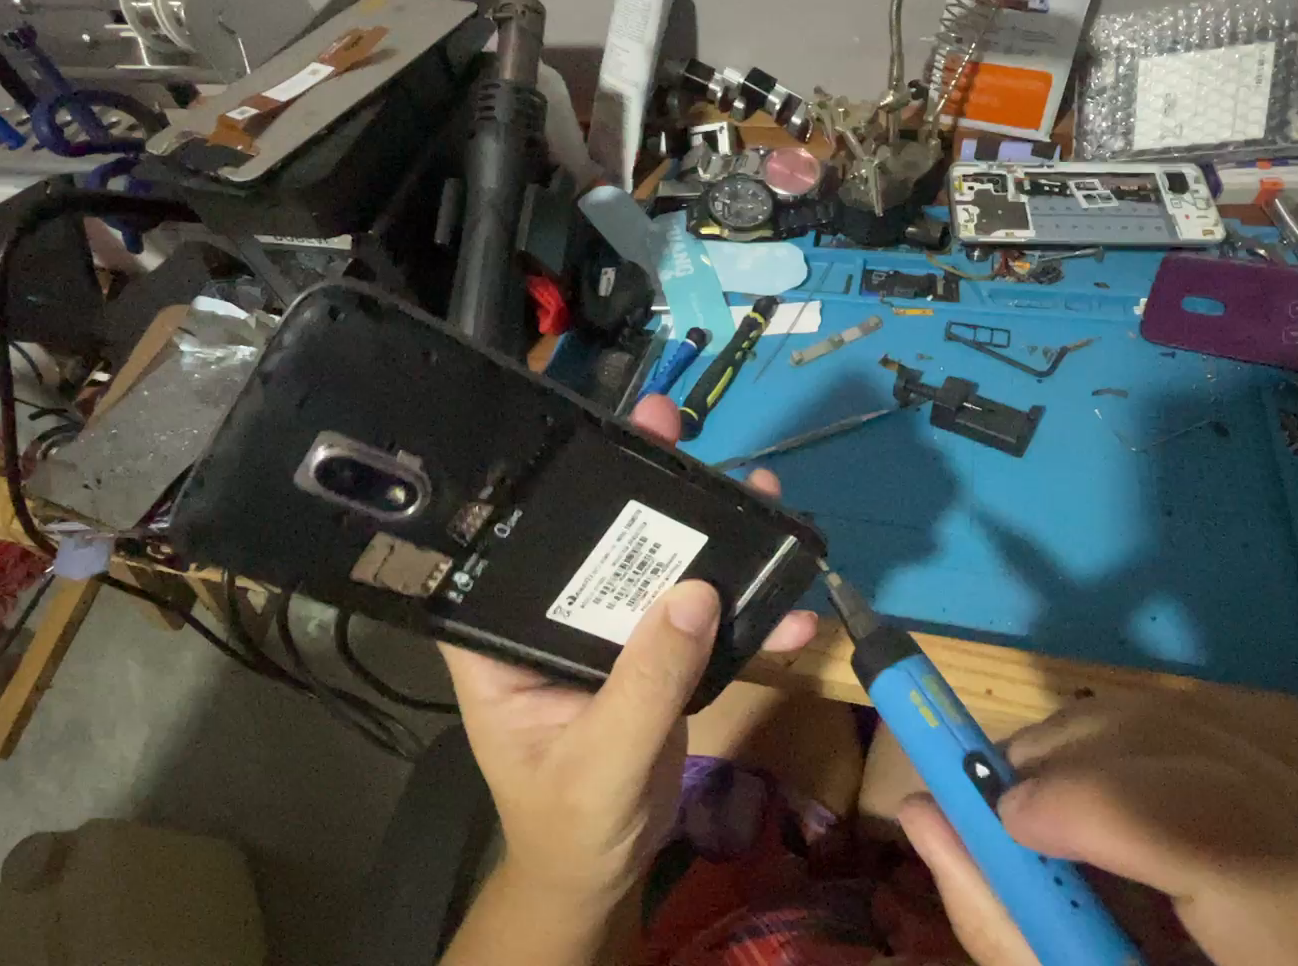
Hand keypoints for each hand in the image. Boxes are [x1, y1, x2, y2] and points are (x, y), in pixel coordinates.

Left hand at [439, 393, 815, 907]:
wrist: (607, 868)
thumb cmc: (570, 823)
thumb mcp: (599, 761)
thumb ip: (643, 685)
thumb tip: (697, 593)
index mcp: (504, 639)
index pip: (510, 549)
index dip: (544, 491)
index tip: (589, 439)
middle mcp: (554, 621)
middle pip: (596, 542)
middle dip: (641, 491)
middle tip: (673, 429)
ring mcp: (611, 635)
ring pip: (658, 571)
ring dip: (709, 539)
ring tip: (760, 498)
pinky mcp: (656, 655)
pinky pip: (701, 621)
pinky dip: (746, 615)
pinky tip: (793, 612)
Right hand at [898, 692, 1297, 965]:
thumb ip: (1015, 934)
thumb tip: (926, 812)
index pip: (1244, 849)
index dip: (1109, 806)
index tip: (1005, 809)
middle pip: (1239, 764)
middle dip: (1095, 757)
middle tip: (1011, 789)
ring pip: (1252, 725)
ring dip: (1129, 737)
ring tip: (1070, 782)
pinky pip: (1286, 724)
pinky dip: (1190, 734)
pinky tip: (1157, 776)